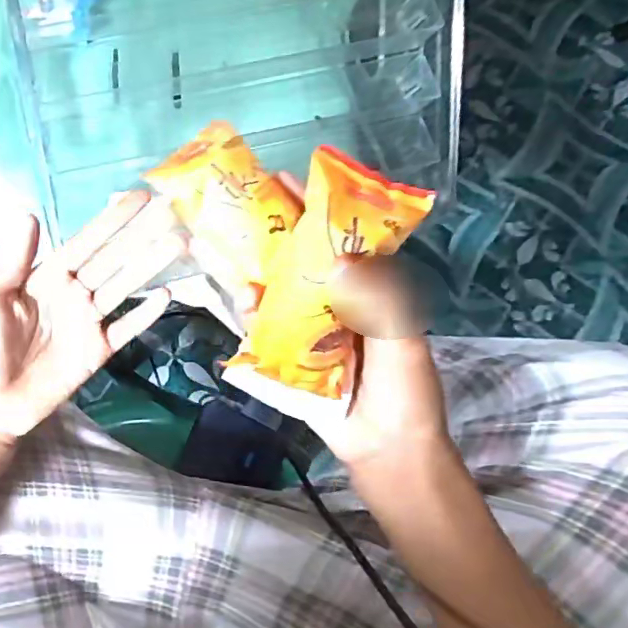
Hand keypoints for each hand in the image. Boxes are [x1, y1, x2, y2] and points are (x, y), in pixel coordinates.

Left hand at [0, 192, 183, 443]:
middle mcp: (71, 295)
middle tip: (172, 209)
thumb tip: (29, 215)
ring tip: (179, 243)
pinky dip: (144, 315)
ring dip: (150, 266)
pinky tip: (166, 295)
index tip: (138, 197)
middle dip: (140, 235)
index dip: (110, 222)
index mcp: (45, 279)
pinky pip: (125, 330)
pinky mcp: (96, 353)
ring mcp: (86, 324)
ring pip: (123, 288)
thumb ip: (15, 261)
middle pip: (112, 260)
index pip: (84, 243)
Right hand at [237, 170, 449, 489]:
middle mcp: (326, 305)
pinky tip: (239, 298)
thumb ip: (377, 300)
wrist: (384, 445)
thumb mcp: (400, 338)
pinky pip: (257, 331)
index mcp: (360, 293)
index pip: (332, 242)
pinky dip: (246, 313)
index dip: (310, 210)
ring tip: (224, 246)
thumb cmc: (403, 390)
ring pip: (270, 292)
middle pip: (292, 261)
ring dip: (249, 270)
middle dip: (267, 234)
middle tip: (238, 207)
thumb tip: (336, 257)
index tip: (285, 181)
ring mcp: (299, 331)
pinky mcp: (278, 358)